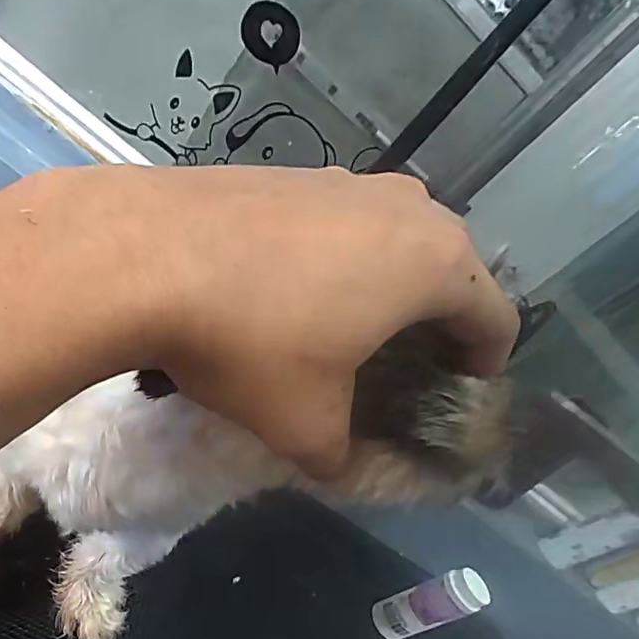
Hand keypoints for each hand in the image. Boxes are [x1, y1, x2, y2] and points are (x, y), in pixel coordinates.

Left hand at [10, 165, 517, 475]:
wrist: (144, 256)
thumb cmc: (250, 342)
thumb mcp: (303, 424)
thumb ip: (338, 455)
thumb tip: (337, 466)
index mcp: (434, 264)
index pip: (494, 318)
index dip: (485, 362)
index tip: (459, 389)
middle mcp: (405, 207)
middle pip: (449, 272)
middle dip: (437, 321)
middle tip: (405, 364)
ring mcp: (346, 180)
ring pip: (392, 240)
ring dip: (385, 284)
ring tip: (348, 327)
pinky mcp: (293, 172)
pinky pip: (339, 224)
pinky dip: (337, 258)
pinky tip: (291, 291)